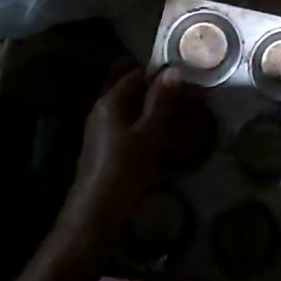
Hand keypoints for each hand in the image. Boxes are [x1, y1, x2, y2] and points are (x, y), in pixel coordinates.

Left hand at [54, 61, 190, 254]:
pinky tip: (161, 125)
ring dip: (149, 100)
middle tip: (179, 83)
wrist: (97, 209)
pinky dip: (143, 116)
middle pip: (128, 85)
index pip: (136, 73)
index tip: (183, 72)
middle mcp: (102, 108)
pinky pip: (126, 120)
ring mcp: (101, 126)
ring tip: (177, 102)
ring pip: (127, 103)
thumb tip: (174, 70)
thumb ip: (160, 101)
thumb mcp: (148, 133)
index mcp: (109, 100)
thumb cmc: (124, 167)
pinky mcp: (105, 143)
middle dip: (151, 81)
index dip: (159, 71)